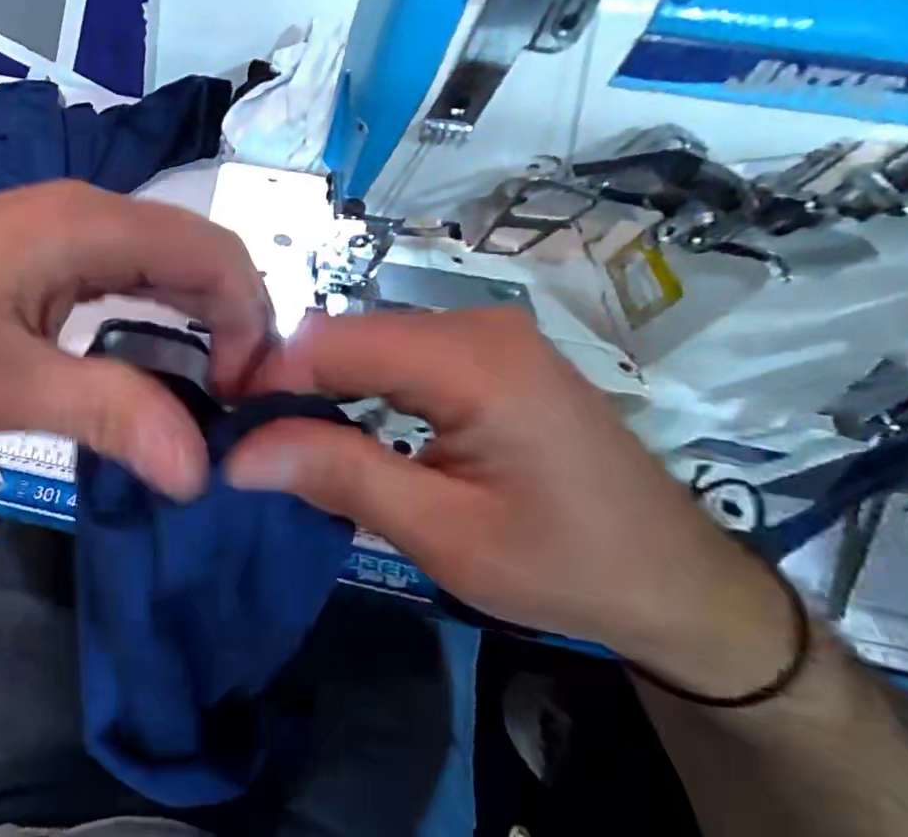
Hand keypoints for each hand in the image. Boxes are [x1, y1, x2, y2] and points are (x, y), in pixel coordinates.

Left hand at [0, 182, 272, 498]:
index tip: (240, 393)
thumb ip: (105, 414)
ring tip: (211, 386)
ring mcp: (72, 225)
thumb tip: (195, 468)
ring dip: (203, 315)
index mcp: (87, 225)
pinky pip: (134, 271)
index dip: (247, 318)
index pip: (211, 252)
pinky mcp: (55, 247)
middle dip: (234, 319)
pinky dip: (165, 311)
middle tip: (234, 399)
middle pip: (198, 252)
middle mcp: (90, 211)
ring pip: (170, 261)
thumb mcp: (2, 385)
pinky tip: (162, 357)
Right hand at [224, 309, 798, 695]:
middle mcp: (478, 324)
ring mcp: (490, 333)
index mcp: (472, 358)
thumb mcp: (443, 532)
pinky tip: (348, 426)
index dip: (269, 376)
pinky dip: (362, 386)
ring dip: (324, 386)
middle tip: (253, 442)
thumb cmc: (564, 564)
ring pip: (371, 342)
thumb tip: (241, 452)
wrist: (678, 583)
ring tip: (289, 440)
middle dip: (292, 382)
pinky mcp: (492, 354)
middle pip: (350, 335)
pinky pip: (402, 354)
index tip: (229, 427)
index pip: (332, 340)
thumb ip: (340, 475)